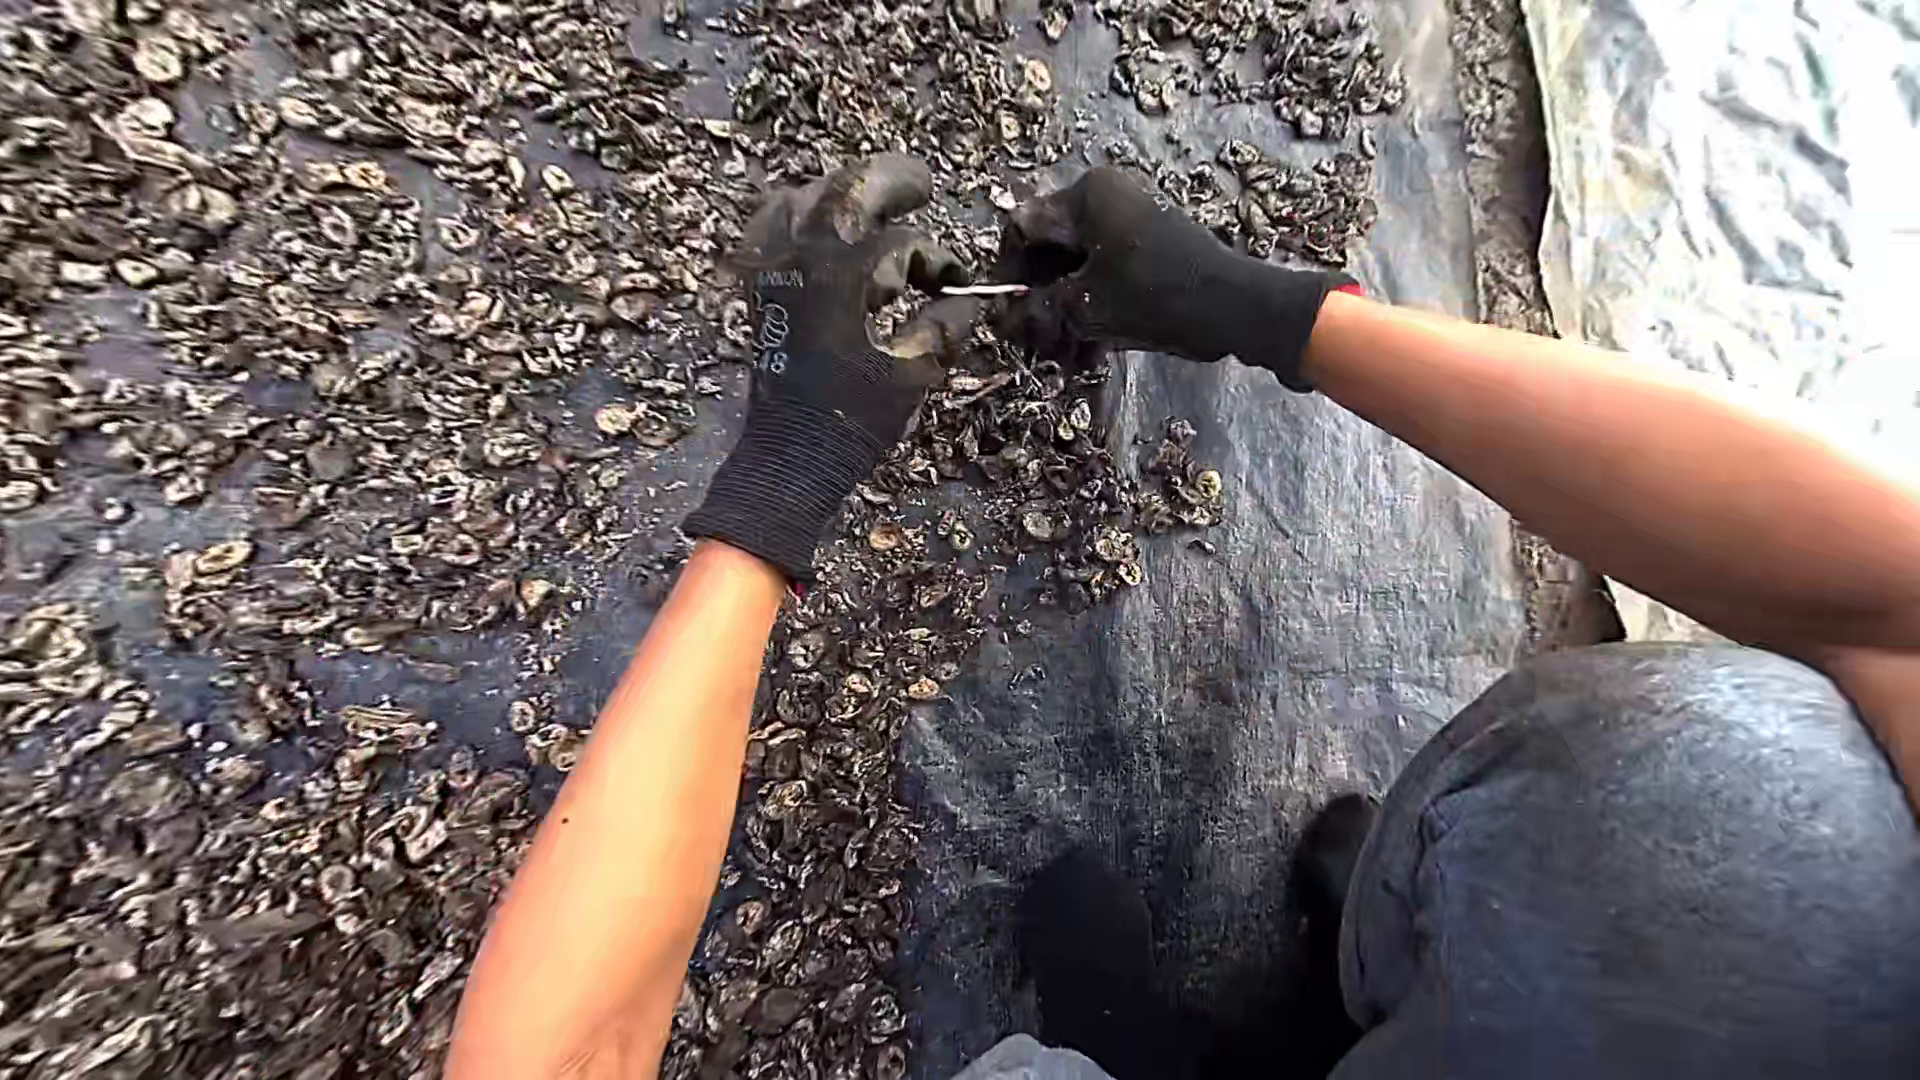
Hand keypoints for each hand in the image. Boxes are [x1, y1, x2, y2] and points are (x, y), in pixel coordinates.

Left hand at [685, 155, 978, 581]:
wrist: (790, 456)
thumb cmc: (852, 420)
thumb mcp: (910, 373)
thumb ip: (943, 329)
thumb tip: (972, 303)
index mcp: (837, 275)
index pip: (892, 233)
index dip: (926, 238)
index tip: (947, 254)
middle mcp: (796, 258)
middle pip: (843, 191)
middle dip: (890, 184)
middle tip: (923, 188)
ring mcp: (769, 271)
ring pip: (802, 202)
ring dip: (844, 202)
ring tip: (874, 212)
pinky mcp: (758, 290)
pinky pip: (769, 230)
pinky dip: (798, 220)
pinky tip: (818, 230)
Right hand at [996, 166, 1354, 389]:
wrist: (1229, 307)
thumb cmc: (1152, 296)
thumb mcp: (1083, 307)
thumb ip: (1036, 310)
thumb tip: (1001, 319)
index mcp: (1085, 196)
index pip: (1023, 228)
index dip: (1008, 273)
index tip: (1005, 312)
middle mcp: (1103, 199)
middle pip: (1048, 250)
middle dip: (1038, 300)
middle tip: (1032, 339)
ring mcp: (1124, 225)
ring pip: (1073, 270)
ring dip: (1062, 313)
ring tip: (1061, 352)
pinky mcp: (1141, 251)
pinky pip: (1099, 278)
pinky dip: (1088, 311)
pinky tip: (1083, 349)